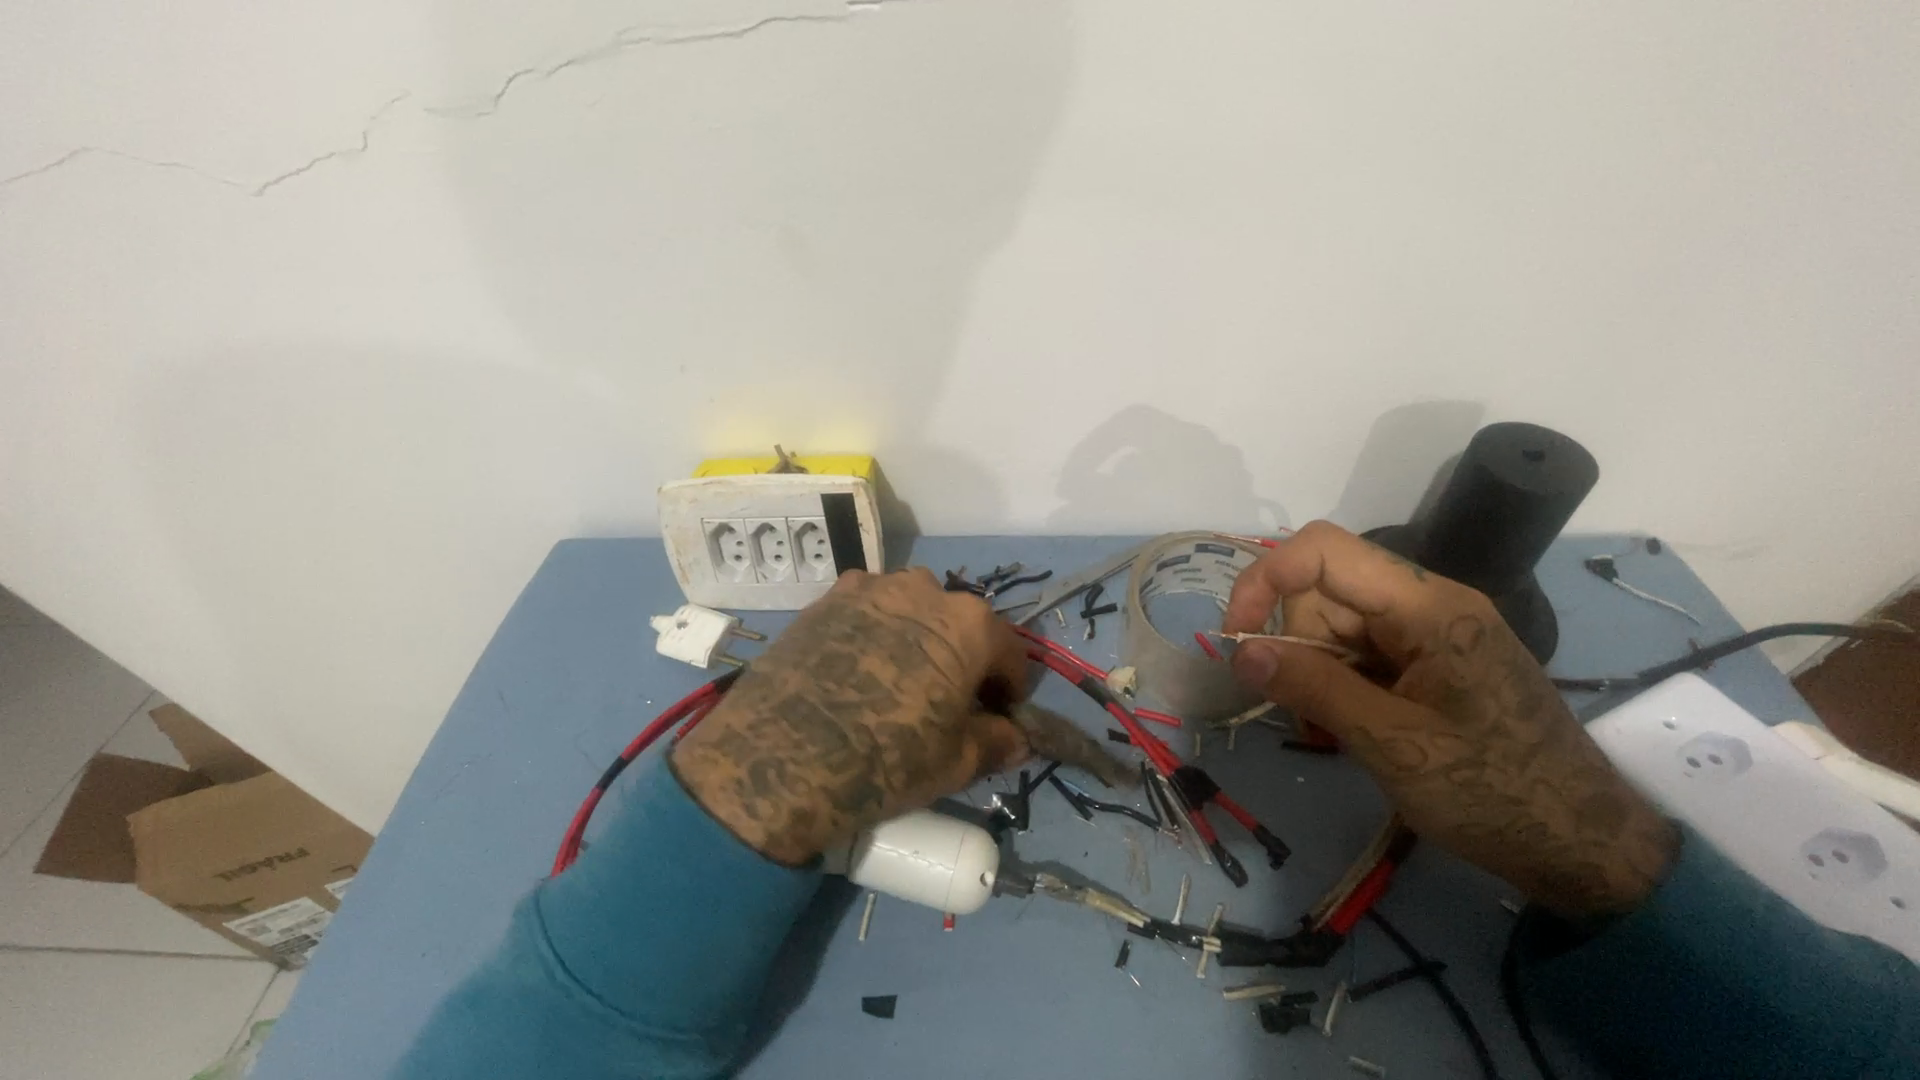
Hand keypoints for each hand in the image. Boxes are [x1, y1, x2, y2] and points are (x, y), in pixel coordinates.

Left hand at [672, 568, 1029, 864]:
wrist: (780, 755)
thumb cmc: (887, 758)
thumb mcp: (956, 762)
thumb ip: (998, 742)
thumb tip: (1016, 738)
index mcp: (969, 624)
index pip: (1009, 651)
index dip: (1008, 687)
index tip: (997, 713)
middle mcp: (924, 591)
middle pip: (958, 624)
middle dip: (962, 657)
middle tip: (946, 700)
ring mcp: (870, 588)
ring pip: (910, 610)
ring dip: (917, 638)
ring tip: (897, 681)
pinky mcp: (825, 598)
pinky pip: (866, 611)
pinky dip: (874, 633)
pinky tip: (855, 671)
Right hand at [1223, 522, 1677, 917]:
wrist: (1583, 846)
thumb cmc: (1492, 792)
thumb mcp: (1392, 744)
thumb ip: (1313, 689)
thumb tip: (1240, 652)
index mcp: (1427, 607)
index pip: (1322, 550)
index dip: (1265, 578)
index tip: (1236, 636)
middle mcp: (1426, 605)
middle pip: (1322, 592)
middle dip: (1294, 646)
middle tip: (1300, 710)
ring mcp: (1428, 634)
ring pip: (1332, 626)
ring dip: (1312, 673)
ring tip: (1330, 732)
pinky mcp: (1427, 662)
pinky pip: (1357, 653)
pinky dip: (1336, 686)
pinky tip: (1346, 728)